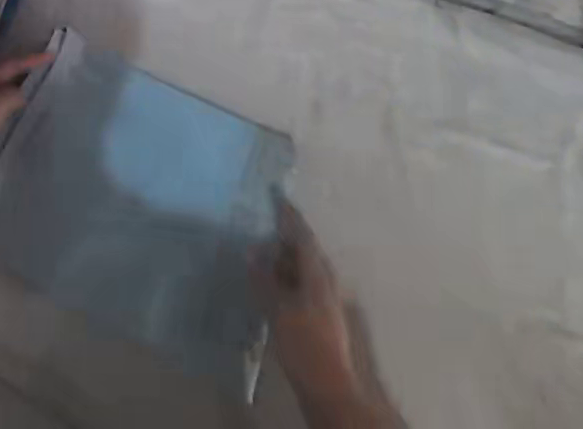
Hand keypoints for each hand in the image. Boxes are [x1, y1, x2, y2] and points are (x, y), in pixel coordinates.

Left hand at [0, 53, 48, 168]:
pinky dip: (21, 101)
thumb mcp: (2, 102)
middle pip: (11, 74)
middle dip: (29, 71)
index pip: (14, 63)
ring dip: (26, 86)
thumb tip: (28, 93)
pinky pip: (8, 103)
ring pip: (10, 89)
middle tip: (51, 68)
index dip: (33, 59)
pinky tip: (31, 107)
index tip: (53, 55)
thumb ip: (19, 94)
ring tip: (46, 86)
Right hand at [252, 198, 367, 412]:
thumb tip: (251, 250)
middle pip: (303, 249)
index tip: (275, 194)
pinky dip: (285, 277)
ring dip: (283, 258)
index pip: (301, 233)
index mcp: (318, 272)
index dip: (288, 214)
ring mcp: (325, 299)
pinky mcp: (320, 316)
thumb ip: (264, 278)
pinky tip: (269, 284)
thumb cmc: (305, 344)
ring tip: (259, 254)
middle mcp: (325, 280)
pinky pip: (300, 284)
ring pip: (302, 267)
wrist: (331, 389)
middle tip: (259, 227)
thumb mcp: (279, 309)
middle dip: (282, 237)